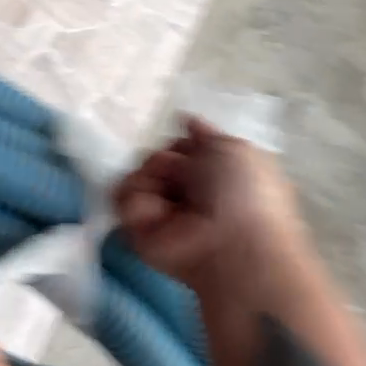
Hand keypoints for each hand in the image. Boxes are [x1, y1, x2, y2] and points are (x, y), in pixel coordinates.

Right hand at [112, 116, 308, 294]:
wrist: (234, 246)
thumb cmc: (243, 194)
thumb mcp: (235, 149)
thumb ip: (205, 133)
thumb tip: (184, 118)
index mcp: (212, 178)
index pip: (177, 148)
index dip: (179, 144)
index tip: (189, 145)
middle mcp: (185, 194)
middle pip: (153, 158)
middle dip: (163, 160)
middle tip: (182, 174)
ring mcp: (160, 212)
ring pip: (134, 175)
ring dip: (149, 178)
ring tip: (169, 196)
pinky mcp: (138, 230)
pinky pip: (121, 198)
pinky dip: (136, 199)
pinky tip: (156, 211)